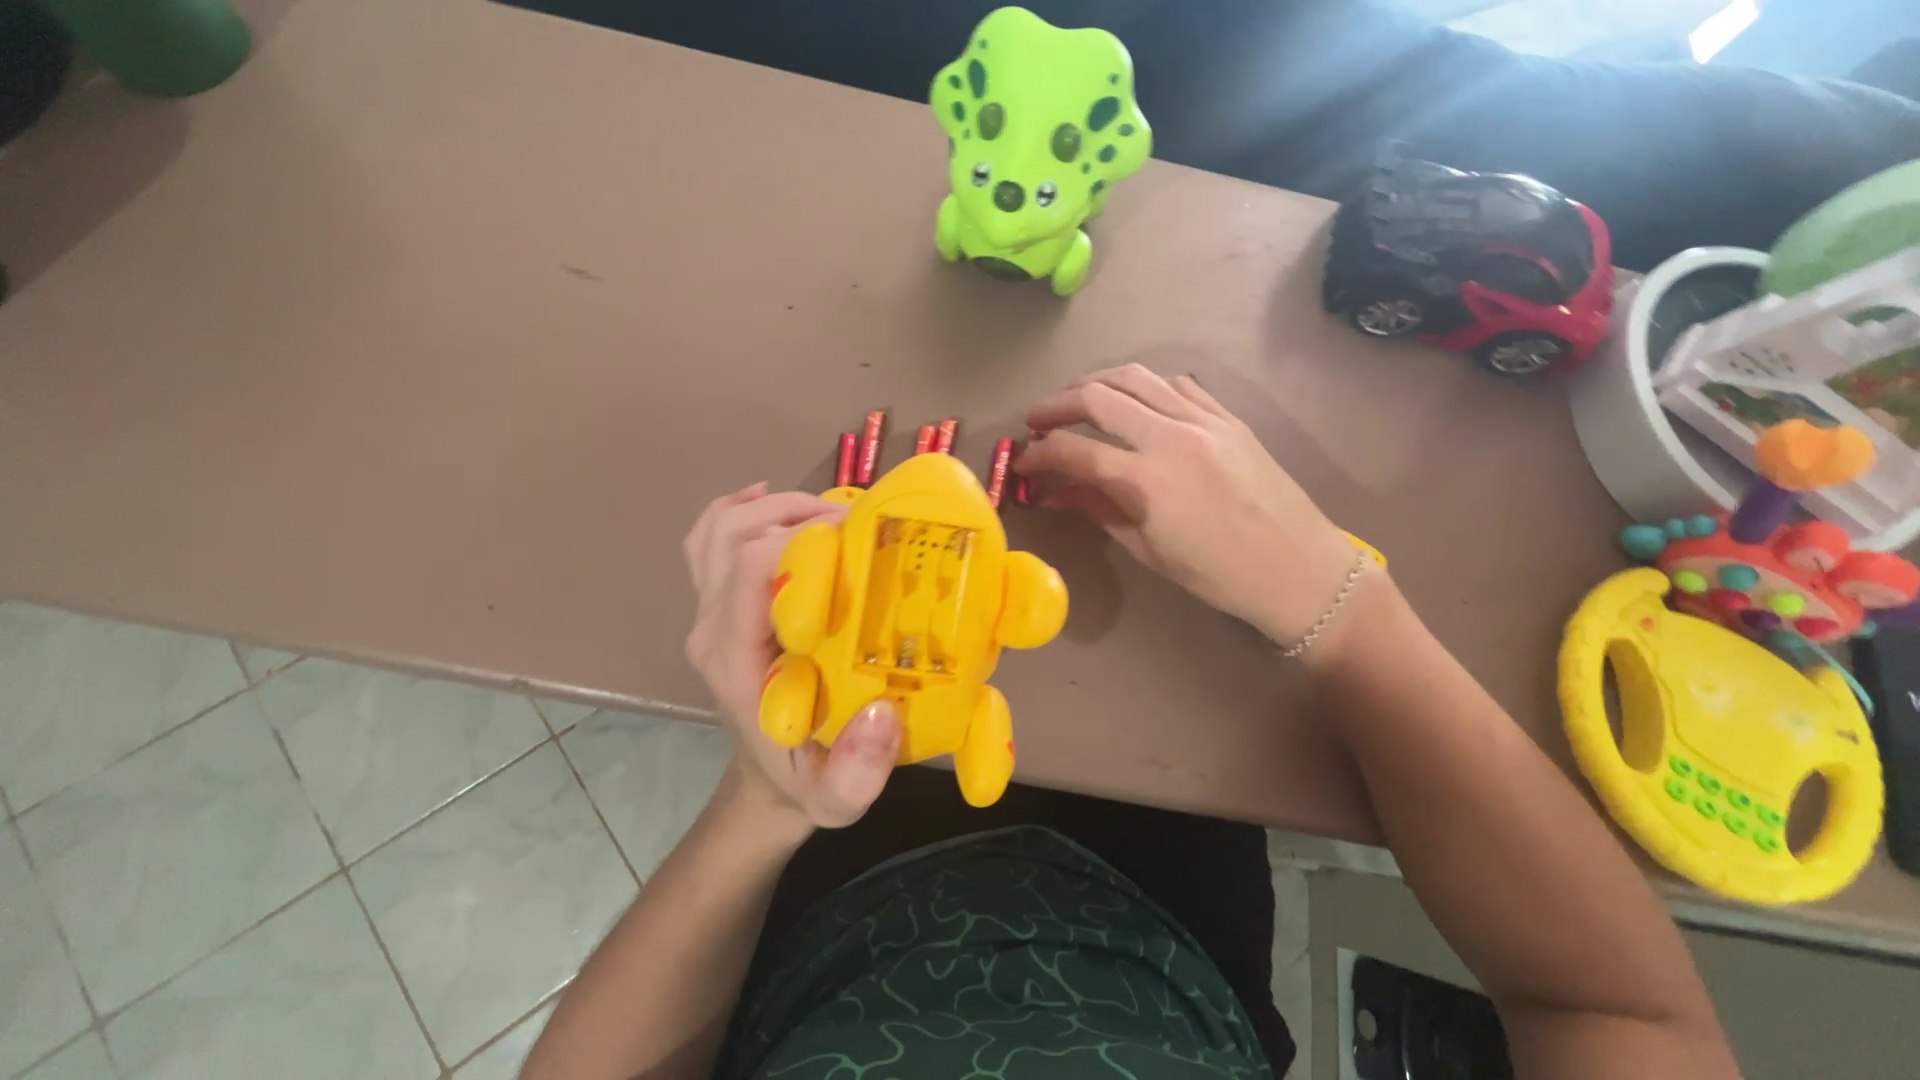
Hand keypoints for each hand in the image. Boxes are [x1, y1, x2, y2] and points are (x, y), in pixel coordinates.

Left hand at [683, 483, 901, 830]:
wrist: (767, 784)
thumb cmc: (804, 781)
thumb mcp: (836, 799)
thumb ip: (856, 774)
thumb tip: (883, 715)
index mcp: (736, 661)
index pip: (753, 568)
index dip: (806, 539)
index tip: (863, 542)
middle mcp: (712, 629)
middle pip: (734, 534)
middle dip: (797, 512)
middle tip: (859, 523)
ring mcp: (706, 614)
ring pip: (719, 528)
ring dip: (776, 506)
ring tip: (832, 515)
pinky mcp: (715, 607)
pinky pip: (712, 539)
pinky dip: (741, 509)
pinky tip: (777, 503)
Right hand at [1017, 365, 1363, 646]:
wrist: (1298, 568)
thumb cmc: (1219, 574)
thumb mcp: (1150, 550)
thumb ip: (1100, 510)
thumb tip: (1056, 493)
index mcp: (1148, 482)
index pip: (1074, 451)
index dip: (1039, 454)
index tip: (1023, 462)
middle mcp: (1172, 437)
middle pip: (1097, 397)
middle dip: (1056, 404)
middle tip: (1037, 422)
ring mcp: (1204, 420)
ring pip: (1135, 377)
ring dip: (1095, 383)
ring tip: (1076, 401)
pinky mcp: (1227, 417)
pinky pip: (1176, 384)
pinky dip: (1143, 386)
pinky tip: (1132, 402)